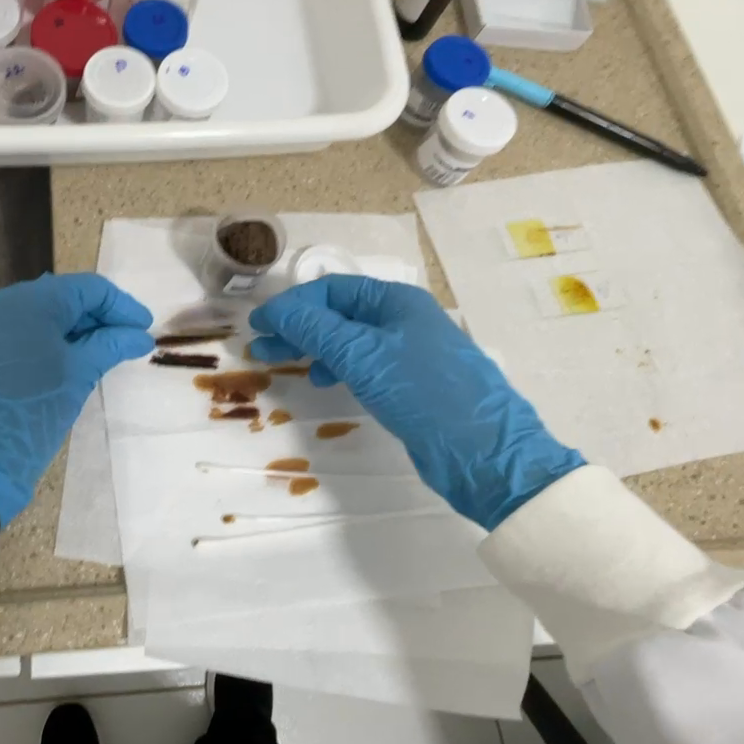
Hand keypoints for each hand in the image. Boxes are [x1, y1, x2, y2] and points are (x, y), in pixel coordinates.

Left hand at [0, 273, 154, 528]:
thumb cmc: (31, 411)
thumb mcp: (79, 375)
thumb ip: (110, 346)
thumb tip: (140, 336)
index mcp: (29, 301)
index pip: (87, 289)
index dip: (121, 307)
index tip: (144, 329)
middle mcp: (0, 303)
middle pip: (60, 298)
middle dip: (96, 318)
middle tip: (125, 342)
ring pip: (35, 317)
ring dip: (69, 331)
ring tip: (98, 354)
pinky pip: (13, 334)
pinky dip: (41, 343)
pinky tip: (60, 363)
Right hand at [246, 275, 584, 529]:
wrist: (485, 454)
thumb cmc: (423, 393)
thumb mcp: (362, 356)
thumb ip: (314, 329)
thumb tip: (273, 310)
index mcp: (396, 301)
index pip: (331, 289)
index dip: (291, 304)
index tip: (258, 326)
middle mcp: (402, 319)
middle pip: (338, 313)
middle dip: (298, 327)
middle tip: (260, 347)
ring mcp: (408, 351)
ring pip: (348, 340)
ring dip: (313, 348)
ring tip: (282, 365)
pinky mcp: (410, 382)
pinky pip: (363, 364)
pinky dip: (337, 368)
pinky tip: (324, 382)